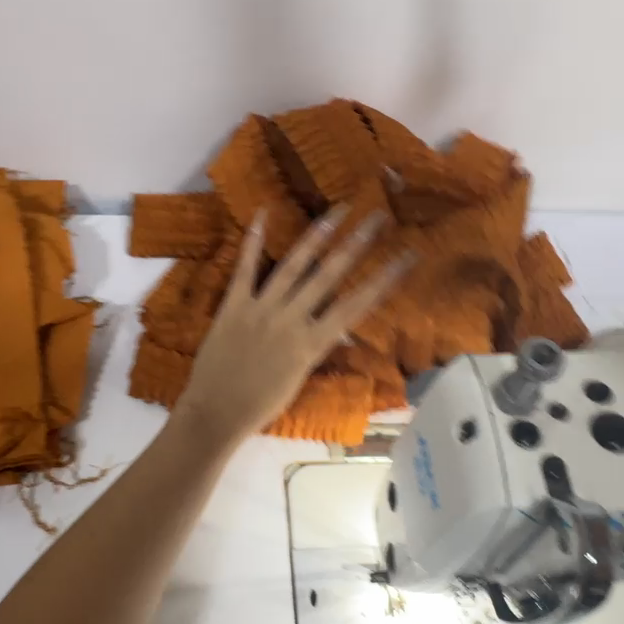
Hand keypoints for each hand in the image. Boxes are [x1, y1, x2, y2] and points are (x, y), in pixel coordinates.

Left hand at [171, 206, 411, 444]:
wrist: (216, 413)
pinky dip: (253, 241)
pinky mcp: (233, 305)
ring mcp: (262, 309)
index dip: (385, 279)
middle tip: (377, 215)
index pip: (357, 305)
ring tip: (337, 210)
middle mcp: (292, 320)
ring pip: (294, 266)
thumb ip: (314, 348)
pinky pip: (244, 269)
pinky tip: (263, 214)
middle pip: (330, 275)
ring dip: (317, 235)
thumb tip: (335, 328)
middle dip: (357, 243)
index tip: (407, 255)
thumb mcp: (299, 379)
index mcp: (313, 344)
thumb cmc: (261, 405)